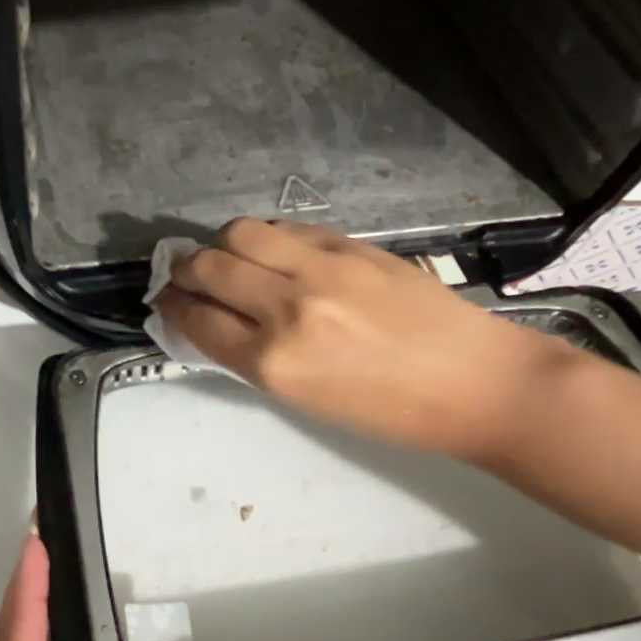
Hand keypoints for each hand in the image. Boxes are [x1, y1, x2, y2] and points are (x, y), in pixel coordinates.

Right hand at [154, 219, 565, 462]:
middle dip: (184, 271)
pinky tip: (275, 253)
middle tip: (185, 276)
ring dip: (221, 244)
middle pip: (209, 267)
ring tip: (230, 258)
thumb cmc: (391, 412)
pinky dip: (267, 238)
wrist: (475, 381)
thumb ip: (254, 357)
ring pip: (241, 232)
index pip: (200, 320)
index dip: (174, 307)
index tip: (165, 300)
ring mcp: (323, 268)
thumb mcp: (307, 400)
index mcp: (276, 362)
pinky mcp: (352, 244)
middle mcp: (289, 307)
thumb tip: (214, 321)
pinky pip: (288, 228)